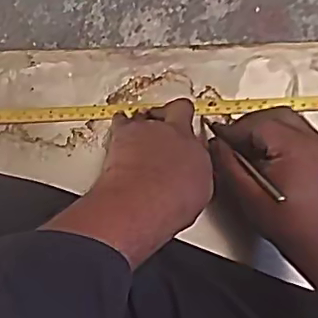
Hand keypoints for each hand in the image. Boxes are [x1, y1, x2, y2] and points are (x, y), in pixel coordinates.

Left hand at [41, 99, 213, 266]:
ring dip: (143, 122)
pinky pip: (122, 120)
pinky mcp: (127, 131)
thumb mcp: (194, 201)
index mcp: (199, 155)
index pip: (199, 140)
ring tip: (137, 131)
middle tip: (166, 119)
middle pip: (181, 110)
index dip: (189, 143)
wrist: (143, 202)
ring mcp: (152, 130)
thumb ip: (191, 184)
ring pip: (148, 115)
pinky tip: (118, 126)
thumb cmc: (166, 207)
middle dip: (174, 112)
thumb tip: (185, 191)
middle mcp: (178, 136)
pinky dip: (119, 123)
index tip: (183, 149)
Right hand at [208, 108, 317, 254]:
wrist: (316, 240)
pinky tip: (262, 154)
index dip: (232, 130)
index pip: (257, 123)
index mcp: (296, 148)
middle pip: (273, 115)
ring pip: (285, 119)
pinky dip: (276, 135)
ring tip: (244, 148)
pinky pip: (296, 131)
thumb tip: (217, 145)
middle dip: (247, 125)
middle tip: (228, 141)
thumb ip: (228, 164)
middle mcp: (313, 142)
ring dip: (261, 128)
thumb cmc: (288, 224)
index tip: (217, 137)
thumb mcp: (247, 195)